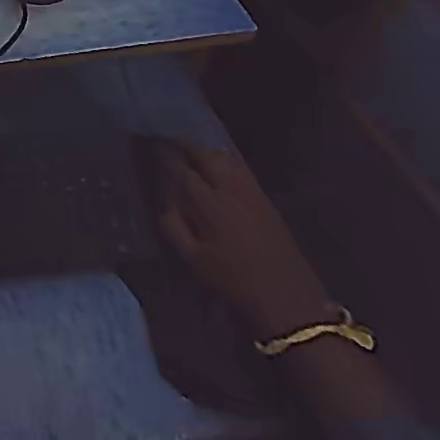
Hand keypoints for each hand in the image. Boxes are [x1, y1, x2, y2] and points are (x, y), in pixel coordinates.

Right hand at [152, 143, 331, 338]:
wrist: (287, 299)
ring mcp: (252, 193)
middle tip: (171, 139)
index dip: (166, 157)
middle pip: (206, 156)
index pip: (182, 171)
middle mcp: (231, 190)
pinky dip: (226, 160)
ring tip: (193, 149)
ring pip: (227, 159)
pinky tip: (220, 165)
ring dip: (207, 151)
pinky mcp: (266, 201)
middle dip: (187, 145)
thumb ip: (173, 227)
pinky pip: (242, 169)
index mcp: (210, 204)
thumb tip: (164, 204)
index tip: (152, 145)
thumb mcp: (193, 260)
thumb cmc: (234, 281)